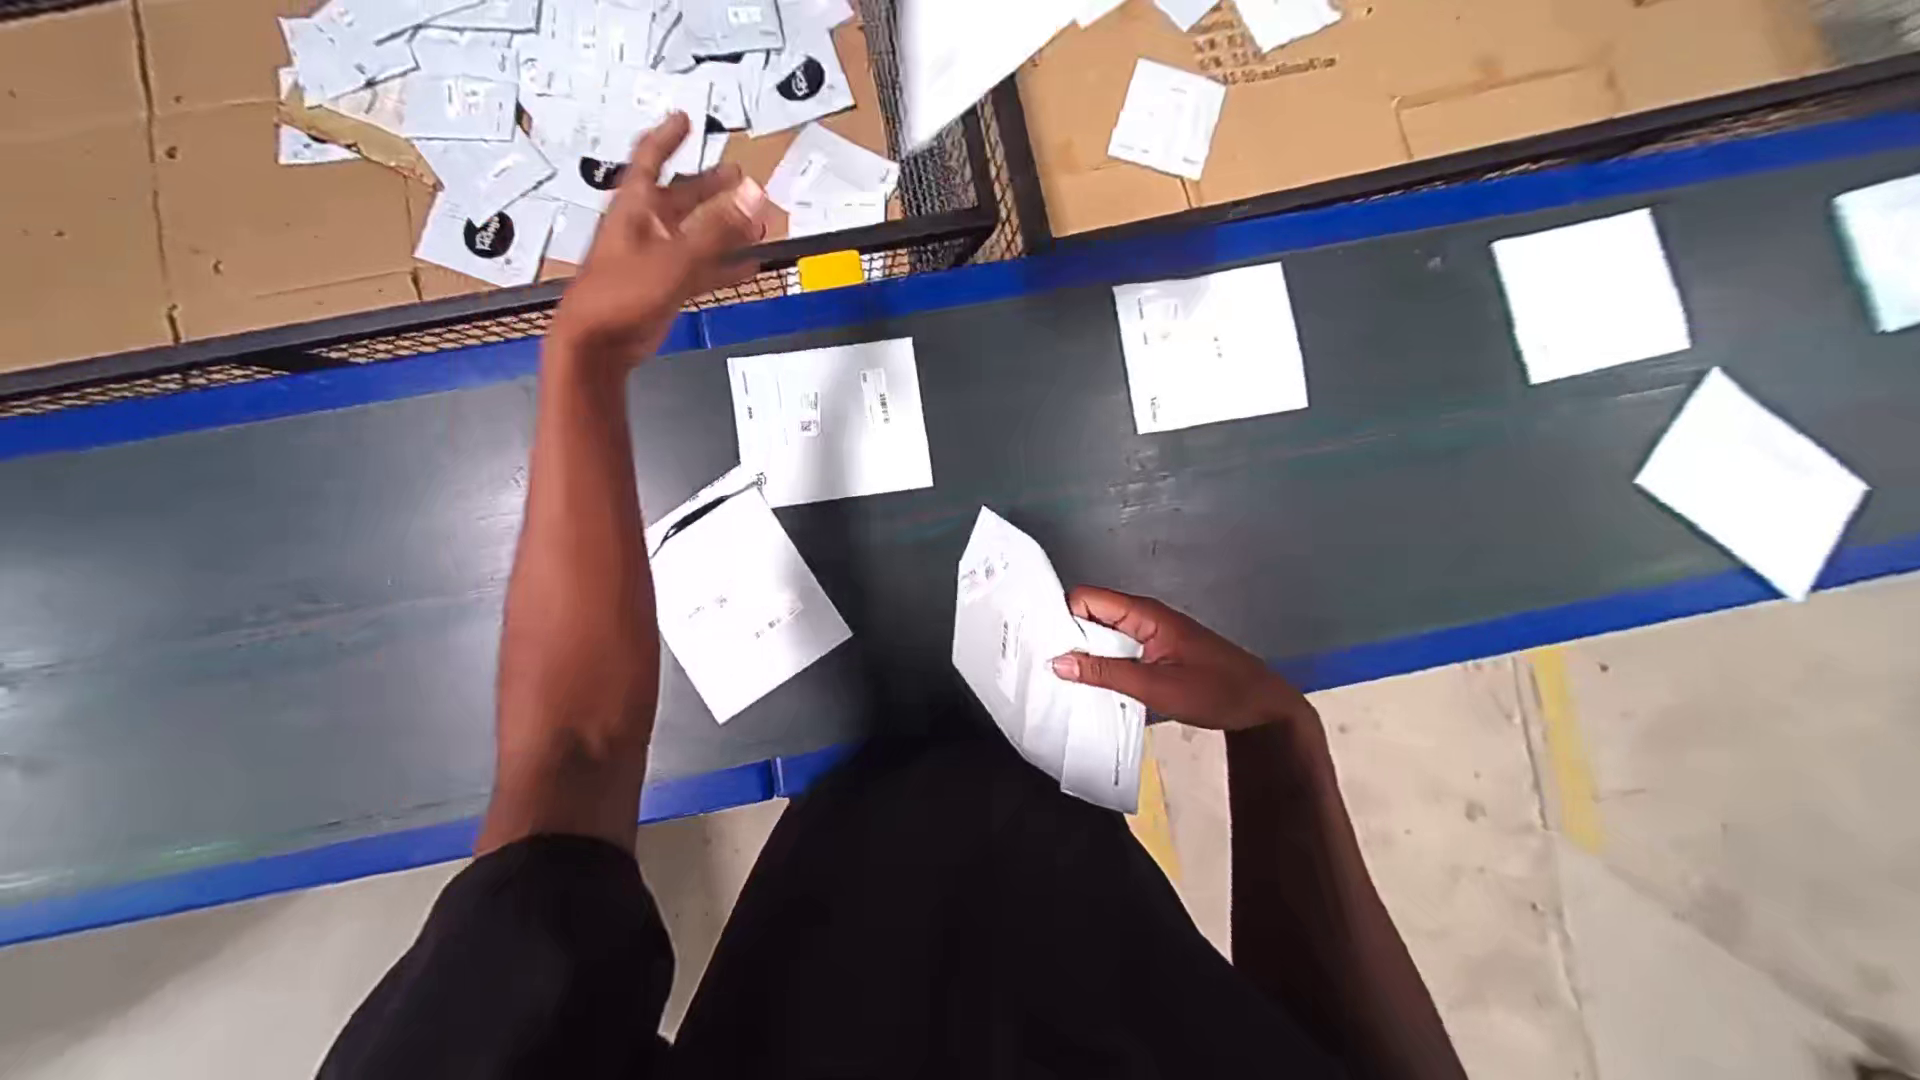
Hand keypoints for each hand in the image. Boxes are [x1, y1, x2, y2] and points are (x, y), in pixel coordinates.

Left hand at [547, 112, 771, 368]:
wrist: (598, 343)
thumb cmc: (623, 293)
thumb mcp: (675, 257)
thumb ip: (718, 228)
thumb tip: (754, 194)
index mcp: (635, 208)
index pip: (650, 159)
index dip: (668, 137)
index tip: (685, 119)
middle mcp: (646, 228)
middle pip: (681, 198)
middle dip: (710, 185)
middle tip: (738, 176)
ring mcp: (657, 259)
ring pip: (697, 235)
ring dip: (725, 228)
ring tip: (755, 222)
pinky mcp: (667, 287)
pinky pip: (703, 270)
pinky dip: (725, 267)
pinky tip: (749, 266)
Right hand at [1050, 586, 1315, 731]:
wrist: (1262, 707)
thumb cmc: (1214, 691)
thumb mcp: (1155, 686)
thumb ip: (1105, 673)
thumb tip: (1058, 662)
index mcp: (1144, 614)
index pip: (1088, 599)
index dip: (1062, 614)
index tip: (1040, 640)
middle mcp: (1144, 617)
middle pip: (1092, 614)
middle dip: (1067, 634)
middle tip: (1041, 661)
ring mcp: (1150, 634)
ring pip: (1104, 633)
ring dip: (1084, 651)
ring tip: (1058, 675)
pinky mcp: (1155, 651)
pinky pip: (1118, 648)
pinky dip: (1102, 661)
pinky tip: (1089, 683)